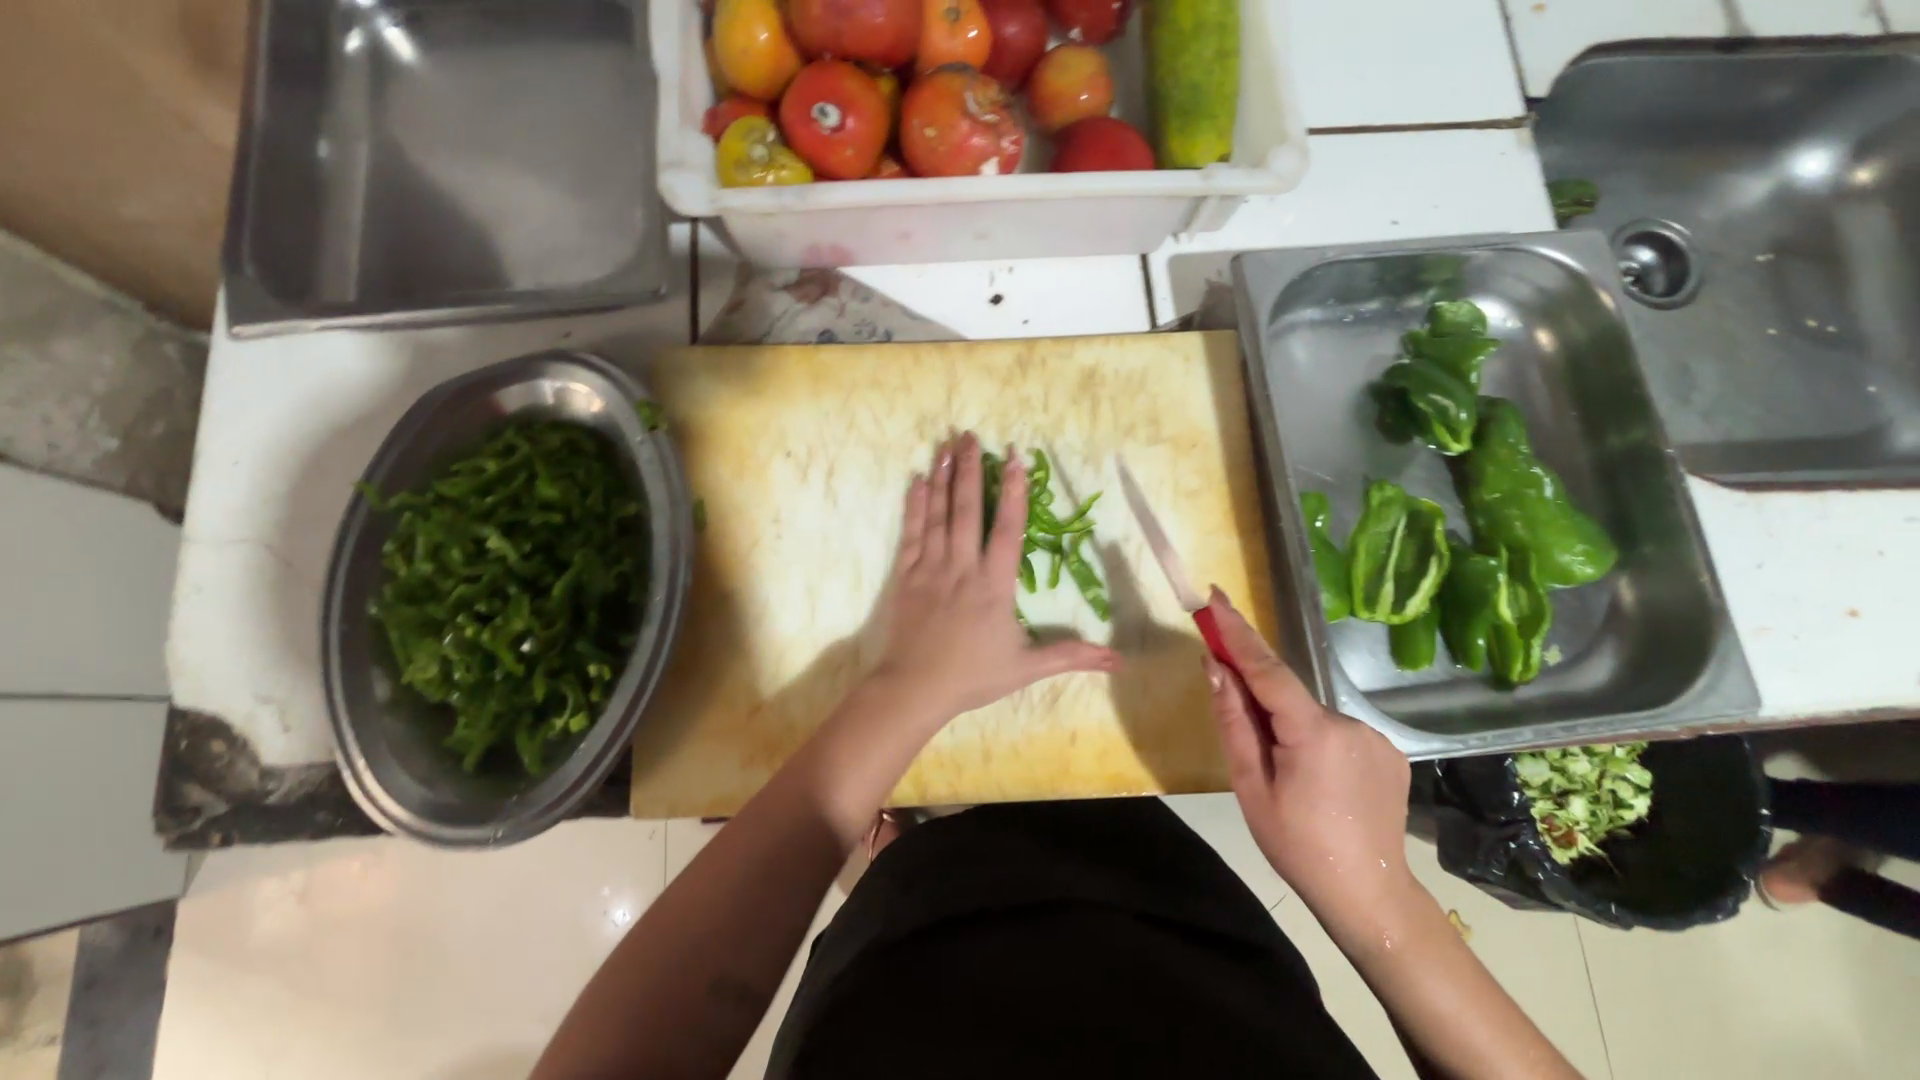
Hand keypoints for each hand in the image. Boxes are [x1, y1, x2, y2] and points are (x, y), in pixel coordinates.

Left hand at [870, 433, 1119, 725]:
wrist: (913, 688)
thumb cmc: (972, 677)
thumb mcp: (1026, 668)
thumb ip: (1071, 656)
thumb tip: (1119, 661)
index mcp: (994, 585)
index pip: (1008, 529)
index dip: (1014, 491)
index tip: (1014, 457)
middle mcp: (962, 567)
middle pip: (968, 509)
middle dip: (972, 469)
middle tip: (971, 434)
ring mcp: (930, 568)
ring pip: (939, 514)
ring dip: (945, 477)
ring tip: (948, 445)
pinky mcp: (905, 575)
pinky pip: (911, 532)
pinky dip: (916, 505)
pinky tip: (920, 480)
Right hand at [1203, 589, 1416, 928]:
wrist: (1369, 894)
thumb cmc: (1297, 845)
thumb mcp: (1251, 787)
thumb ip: (1234, 723)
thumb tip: (1215, 668)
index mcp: (1313, 732)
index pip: (1268, 669)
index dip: (1239, 632)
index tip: (1214, 597)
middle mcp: (1350, 723)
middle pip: (1289, 698)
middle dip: (1260, 706)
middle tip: (1250, 749)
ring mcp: (1375, 737)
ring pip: (1312, 719)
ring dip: (1290, 733)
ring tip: (1291, 786)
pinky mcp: (1389, 752)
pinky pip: (1337, 735)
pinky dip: (1317, 746)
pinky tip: (1319, 788)